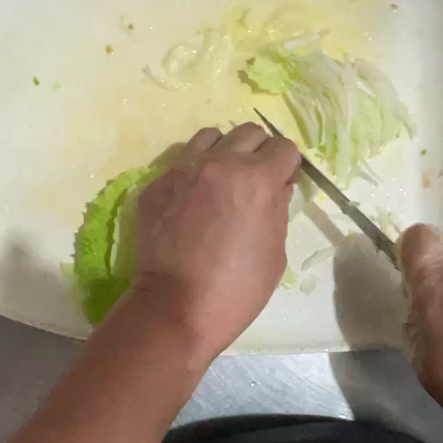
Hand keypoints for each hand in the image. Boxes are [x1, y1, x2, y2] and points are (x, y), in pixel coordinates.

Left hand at [123, 124, 301, 358]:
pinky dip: (194, 174)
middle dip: (258, 153)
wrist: (176, 308)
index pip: (283, 148)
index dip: (287, 166)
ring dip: (223, 153)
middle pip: (248, 133)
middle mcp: (220, 164)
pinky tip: (193, 203)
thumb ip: (278, 210)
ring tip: (221, 182)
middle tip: (254, 182)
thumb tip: (277, 188)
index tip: (282, 183)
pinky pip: (181, 163)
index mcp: (257, 180)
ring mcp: (183, 171)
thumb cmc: (236, 289)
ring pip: (211, 138)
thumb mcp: (275, 253)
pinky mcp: (156, 185)